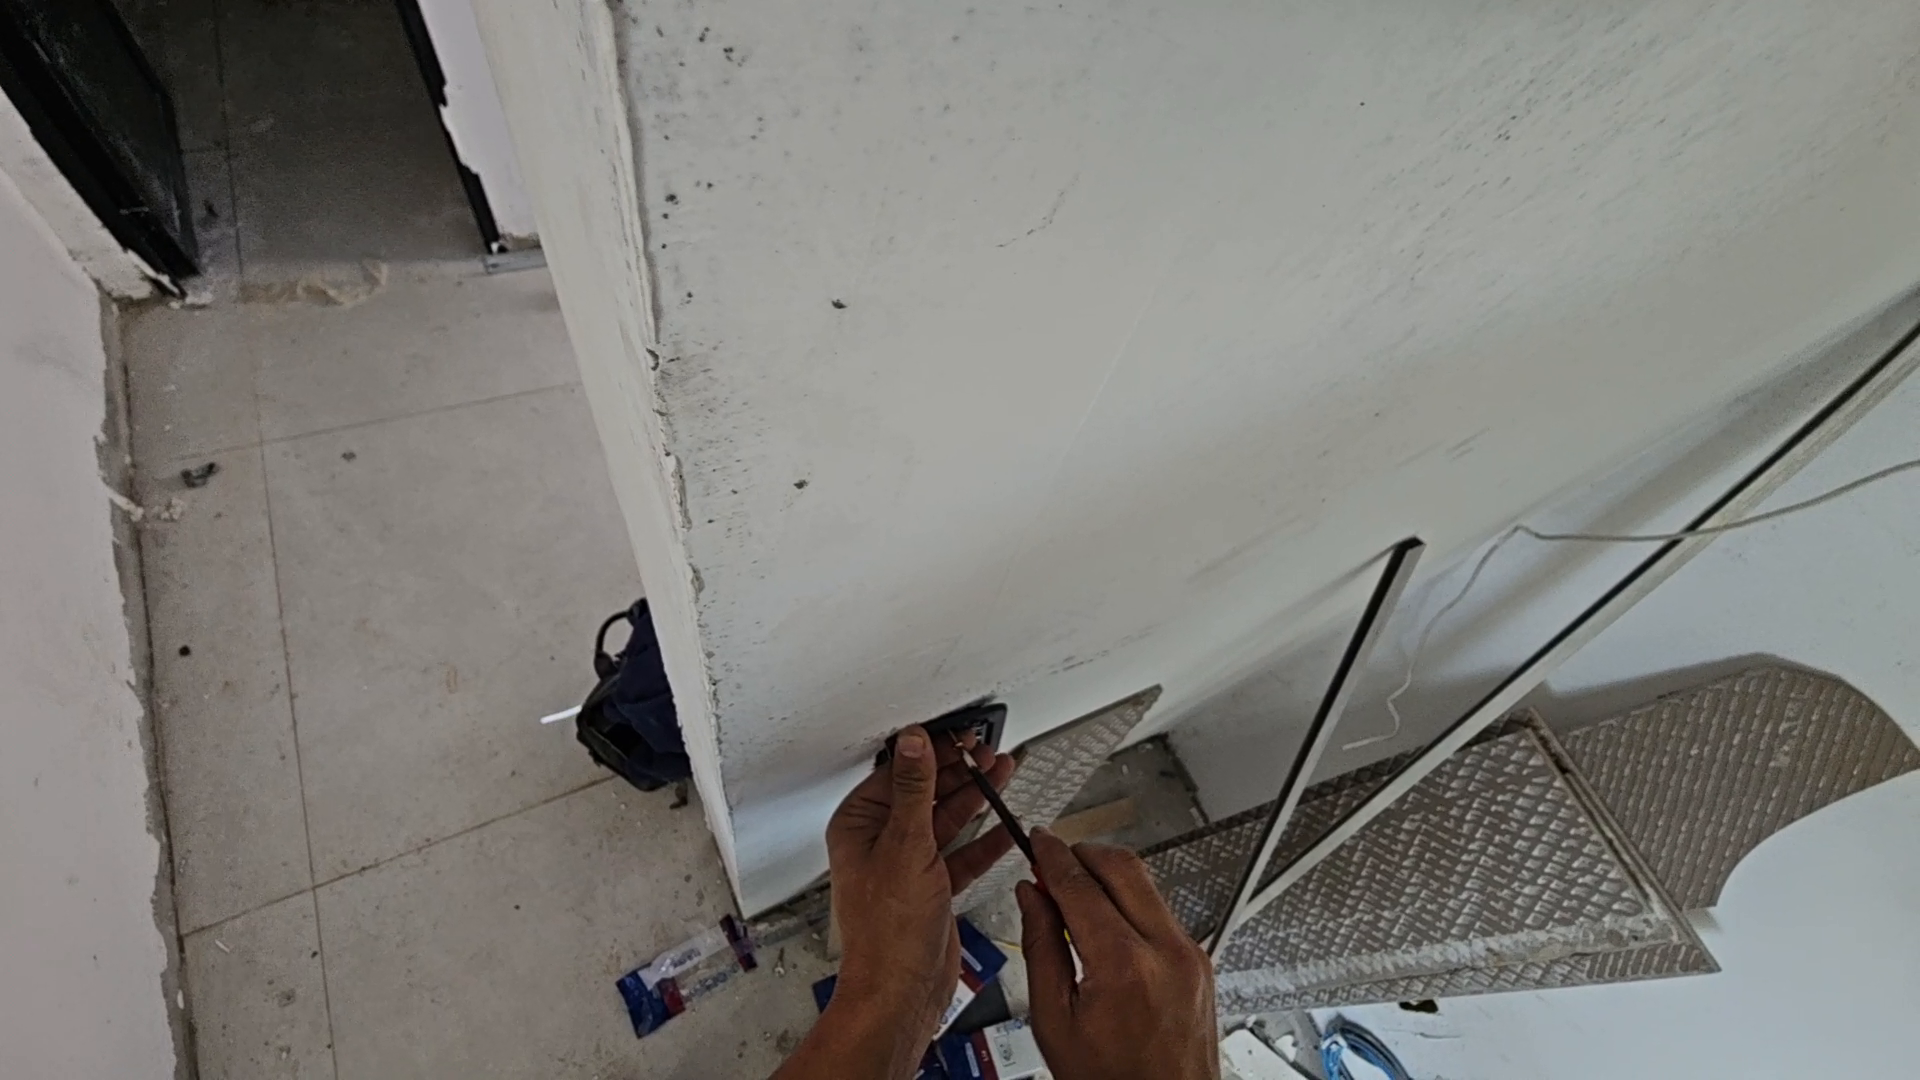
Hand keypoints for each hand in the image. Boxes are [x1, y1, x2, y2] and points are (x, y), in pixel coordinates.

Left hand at [777, 726, 1014, 1079]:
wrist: (902, 994)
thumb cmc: (887, 930)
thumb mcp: (905, 845)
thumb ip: (914, 789)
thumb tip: (914, 741)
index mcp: (861, 823)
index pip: (900, 771)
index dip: (933, 750)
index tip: (962, 735)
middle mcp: (882, 839)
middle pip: (927, 790)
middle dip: (961, 771)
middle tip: (989, 752)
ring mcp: (909, 861)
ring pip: (947, 818)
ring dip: (977, 797)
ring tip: (1003, 771)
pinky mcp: (933, 884)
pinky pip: (962, 851)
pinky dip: (984, 839)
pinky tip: (1005, 825)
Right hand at [1017, 830, 1218, 1079]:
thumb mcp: (1054, 1022)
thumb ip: (1040, 946)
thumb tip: (1029, 894)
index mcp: (1125, 968)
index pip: (1080, 885)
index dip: (1052, 855)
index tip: (1036, 839)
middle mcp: (1167, 952)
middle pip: (1122, 866)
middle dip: (1082, 853)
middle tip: (1052, 860)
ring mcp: (1190, 955)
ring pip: (1145, 882)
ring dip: (1105, 875)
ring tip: (1073, 896)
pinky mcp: (1200, 961)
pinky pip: (1159, 909)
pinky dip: (1128, 900)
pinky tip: (1104, 921)